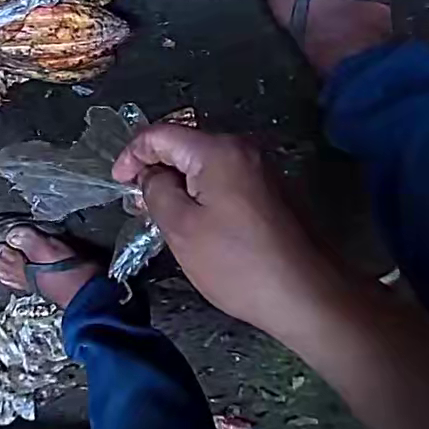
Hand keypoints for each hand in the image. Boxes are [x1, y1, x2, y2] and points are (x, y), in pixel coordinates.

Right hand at [112, 124, 337, 332]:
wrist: (309, 295)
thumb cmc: (238, 263)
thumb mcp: (182, 228)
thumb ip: (157, 191)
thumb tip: (153, 175)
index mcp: (218, 150)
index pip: (161, 134)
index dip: (133, 154)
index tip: (118, 182)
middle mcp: (242, 149)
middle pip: (185, 146)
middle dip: (155, 169)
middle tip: (137, 203)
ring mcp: (261, 169)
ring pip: (205, 165)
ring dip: (178, 183)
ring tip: (161, 215)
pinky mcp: (271, 191)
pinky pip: (225, 179)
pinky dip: (202, 192)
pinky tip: (195, 221)